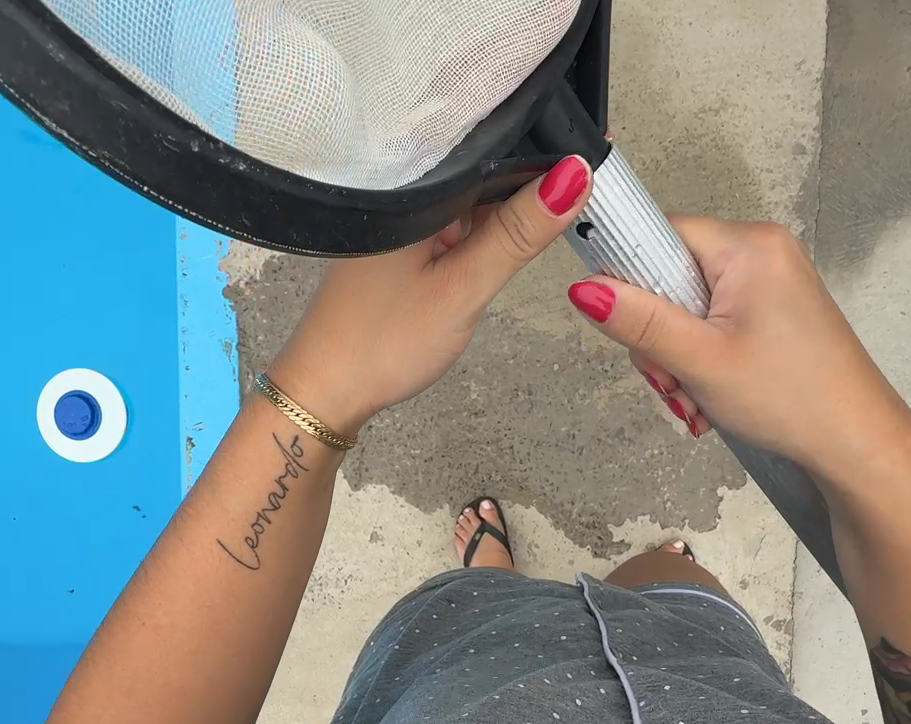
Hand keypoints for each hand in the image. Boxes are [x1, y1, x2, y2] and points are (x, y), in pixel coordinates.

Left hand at [267, 156, 593, 436]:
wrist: (327, 389)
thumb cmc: (385, 342)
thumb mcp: (463, 288)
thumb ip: (517, 234)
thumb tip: (575, 176)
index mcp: (411, 186)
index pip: (488, 147)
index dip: (539, 157)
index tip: (583, 173)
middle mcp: (397, 191)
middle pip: (475, 172)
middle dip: (520, 189)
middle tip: (565, 211)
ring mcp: (392, 220)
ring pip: (461, 201)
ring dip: (495, 217)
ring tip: (530, 233)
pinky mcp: (392, 246)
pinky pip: (442, 226)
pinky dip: (469, 237)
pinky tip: (483, 255)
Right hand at [563, 218, 910, 476]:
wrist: (854, 443)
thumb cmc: (790, 397)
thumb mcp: (699, 360)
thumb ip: (638, 321)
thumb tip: (582, 288)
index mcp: (748, 247)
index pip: (660, 234)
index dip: (628, 275)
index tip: (620, 322)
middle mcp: (761, 253)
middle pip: (670, 277)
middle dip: (656, 336)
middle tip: (670, 380)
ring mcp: (768, 284)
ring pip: (686, 310)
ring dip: (675, 358)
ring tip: (694, 397)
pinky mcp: (771, 313)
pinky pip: (711, 326)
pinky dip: (698, 361)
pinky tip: (708, 395)